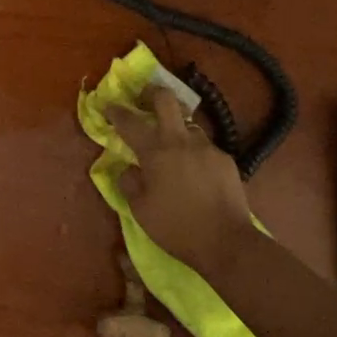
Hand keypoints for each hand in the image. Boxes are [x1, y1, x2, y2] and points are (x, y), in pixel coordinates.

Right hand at [106, 87, 255, 270]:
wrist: (228, 243)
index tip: (109, 106)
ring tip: (176, 153)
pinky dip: (196, 155)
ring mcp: (206, 147)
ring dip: (177, 132)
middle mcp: (180, 141)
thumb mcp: (141, 211)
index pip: (130, 122)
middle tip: (144, 100)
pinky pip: (205, 148)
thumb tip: (128, 168)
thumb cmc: (177, 228)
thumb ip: (130, 184)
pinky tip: (198, 175)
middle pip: (166, 99)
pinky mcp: (225, 159)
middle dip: (152, 93)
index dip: (116, 111)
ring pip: (188, 125)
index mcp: (155, 152)